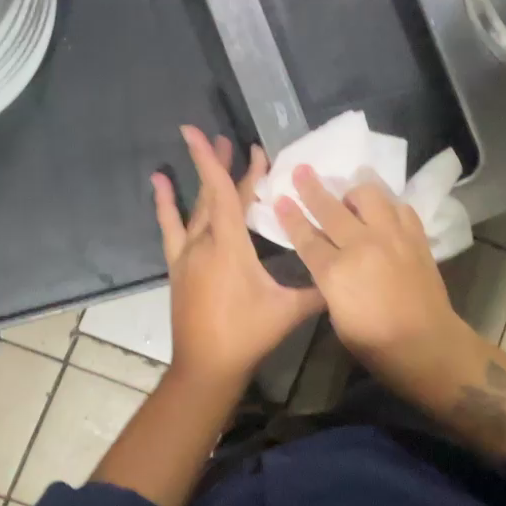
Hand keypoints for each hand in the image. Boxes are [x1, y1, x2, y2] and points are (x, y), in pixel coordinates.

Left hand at [152, 126, 324, 390]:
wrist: (206, 366)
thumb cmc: (248, 335)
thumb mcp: (289, 311)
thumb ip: (318, 289)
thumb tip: (346, 272)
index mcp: (230, 247)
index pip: (227, 194)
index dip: (233, 166)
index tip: (243, 142)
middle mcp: (204, 243)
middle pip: (212, 195)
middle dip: (221, 164)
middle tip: (227, 139)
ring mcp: (187, 254)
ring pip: (194, 207)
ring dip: (200, 178)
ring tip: (206, 147)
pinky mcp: (178, 267)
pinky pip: (170, 228)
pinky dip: (165, 203)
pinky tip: (159, 183)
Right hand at [275, 166, 505, 462]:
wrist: (425, 343)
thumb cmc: (374, 342)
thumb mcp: (337, 315)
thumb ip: (329, 281)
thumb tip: (328, 262)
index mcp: (336, 271)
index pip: (307, 237)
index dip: (292, 217)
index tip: (281, 199)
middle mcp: (362, 245)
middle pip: (332, 209)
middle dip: (313, 189)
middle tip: (302, 171)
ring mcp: (392, 237)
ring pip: (370, 196)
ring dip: (355, 191)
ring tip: (351, 195)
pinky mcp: (416, 237)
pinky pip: (400, 208)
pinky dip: (388, 205)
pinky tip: (384, 211)